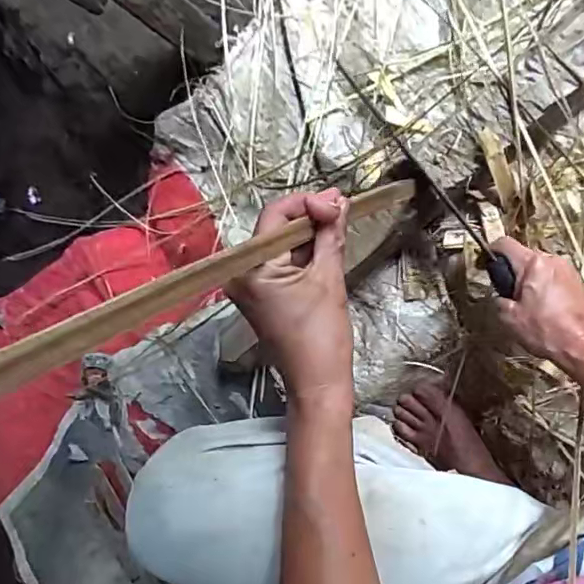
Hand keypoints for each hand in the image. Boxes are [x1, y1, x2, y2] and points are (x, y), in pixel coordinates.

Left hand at [227, 189, 353, 400]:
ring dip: (308, 234)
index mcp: (251, 266)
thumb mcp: (330, 279)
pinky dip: (303, 254)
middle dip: (309, 217)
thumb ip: (330, 237)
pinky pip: (281, 263)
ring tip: (338, 225)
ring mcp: (249, 285)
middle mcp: (241, 271)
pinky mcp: (261, 295)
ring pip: (280, 245)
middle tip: (342, 209)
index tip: (339, 203)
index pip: (275, 215)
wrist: (318, 381)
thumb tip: (338, 202)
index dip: (308, 203)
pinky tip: (326, 247)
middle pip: (275, 228)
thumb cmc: (322, 334)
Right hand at [492, 236, 583, 367]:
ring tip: (530, 307)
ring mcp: (567, 270)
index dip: (491, 252)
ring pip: (540, 268)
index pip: (505, 243)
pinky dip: (546, 288)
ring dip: (531, 281)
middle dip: (513, 273)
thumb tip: (501, 298)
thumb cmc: (549, 331)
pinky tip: (546, 309)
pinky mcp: (577, 282)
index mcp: (533, 264)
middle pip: (524, 257)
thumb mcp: (510, 318)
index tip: (486, 263)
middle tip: (510, 297)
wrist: (582, 345)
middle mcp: (553, 260)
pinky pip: (554, 278)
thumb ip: (499, 300)